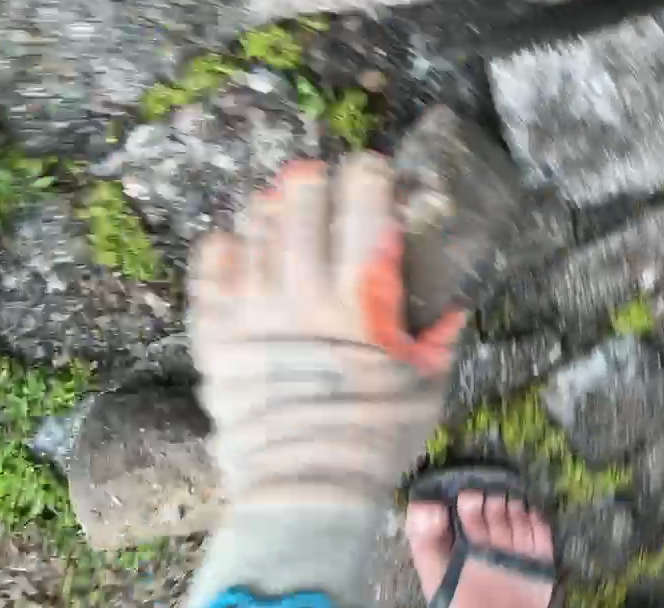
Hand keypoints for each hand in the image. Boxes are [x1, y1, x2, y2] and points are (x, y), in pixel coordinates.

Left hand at [190, 156, 465, 506]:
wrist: (307, 492)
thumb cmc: (379, 432)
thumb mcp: (429, 377)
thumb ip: (441, 328)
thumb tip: (454, 295)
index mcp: (360, 299)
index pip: (364, 210)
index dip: (369, 176)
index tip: (373, 170)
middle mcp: (303, 295)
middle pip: (300, 208)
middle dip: (312, 181)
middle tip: (321, 178)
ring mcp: (253, 314)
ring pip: (255, 232)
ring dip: (269, 207)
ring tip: (279, 201)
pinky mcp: (217, 339)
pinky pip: (209, 279)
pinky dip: (219, 250)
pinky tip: (232, 239)